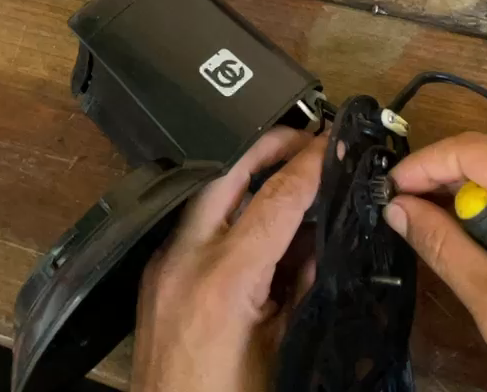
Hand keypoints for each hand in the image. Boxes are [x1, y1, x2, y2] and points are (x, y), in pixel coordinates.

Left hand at [132, 128, 323, 391]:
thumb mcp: (285, 350)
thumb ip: (304, 287)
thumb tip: (321, 237)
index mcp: (225, 278)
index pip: (275, 201)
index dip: (308, 166)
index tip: (332, 141)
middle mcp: (186, 256)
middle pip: (227, 173)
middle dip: (267, 147)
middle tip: (304, 136)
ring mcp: (164, 261)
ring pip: (205, 191)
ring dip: (245, 172)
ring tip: (283, 167)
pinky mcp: (154, 272)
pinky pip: (192, 220)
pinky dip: (225, 206)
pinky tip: (250, 212)